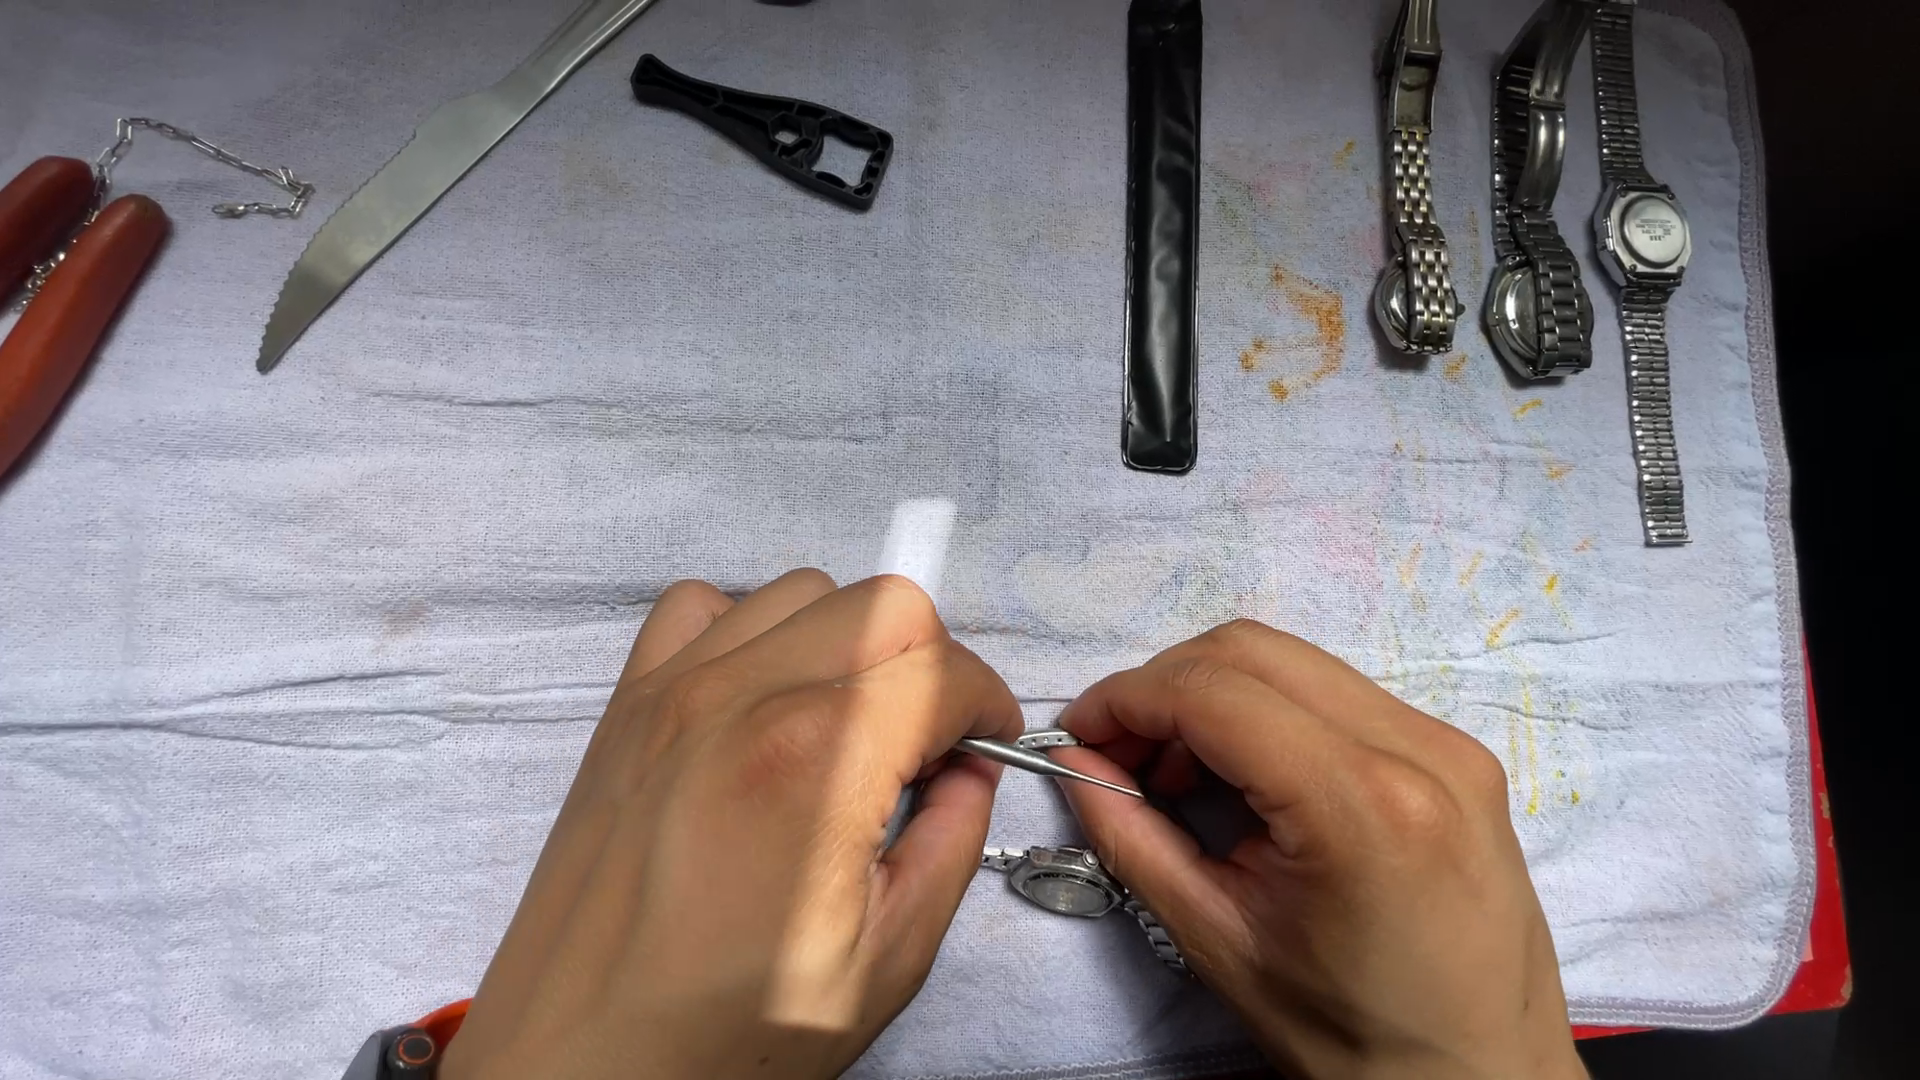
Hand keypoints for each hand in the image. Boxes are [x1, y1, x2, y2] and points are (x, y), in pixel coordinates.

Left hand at [438, 571, 1022, 1079]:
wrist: (574, 1067)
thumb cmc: (733, 1030)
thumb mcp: (889, 955)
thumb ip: (954, 838)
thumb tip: (971, 764)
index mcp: (819, 760)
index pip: (942, 672)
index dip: (989, 702)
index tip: (988, 741)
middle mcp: (745, 693)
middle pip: (886, 605)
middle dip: (933, 660)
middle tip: (926, 732)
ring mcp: (675, 684)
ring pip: (804, 591)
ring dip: (850, 640)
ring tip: (846, 713)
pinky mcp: (627, 696)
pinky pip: (704, 604)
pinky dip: (750, 627)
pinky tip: (758, 692)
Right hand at [1052, 620, 1586, 1079]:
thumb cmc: (1349, 1036)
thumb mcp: (1215, 940)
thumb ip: (1128, 835)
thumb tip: (1074, 760)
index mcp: (1359, 804)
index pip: (1210, 694)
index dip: (1125, 698)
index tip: (1079, 731)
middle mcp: (1415, 745)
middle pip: (1245, 650)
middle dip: (1160, 686)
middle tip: (1119, 748)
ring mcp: (1442, 738)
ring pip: (1283, 657)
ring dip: (1205, 691)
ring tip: (1173, 765)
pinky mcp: (1449, 746)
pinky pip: (1324, 686)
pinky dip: (1255, 705)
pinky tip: (1235, 767)